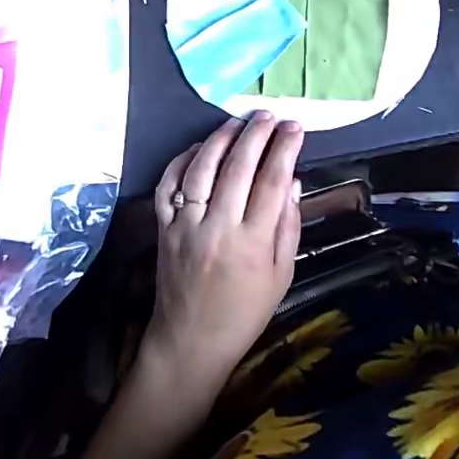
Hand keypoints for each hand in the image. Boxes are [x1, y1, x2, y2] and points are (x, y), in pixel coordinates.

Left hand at [144, 113, 303, 390]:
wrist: (190, 342)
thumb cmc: (245, 312)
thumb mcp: (281, 275)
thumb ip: (288, 226)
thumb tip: (291, 181)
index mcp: (252, 242)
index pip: (272, 181)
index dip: (285, 149)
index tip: (295, 127)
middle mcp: (217, 227)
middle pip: (238, 166)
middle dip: (256, 134)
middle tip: (270, 116)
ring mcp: (185, 224)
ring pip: (202, 168)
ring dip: (221, 138)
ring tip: (238, 121)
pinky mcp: (163, 227)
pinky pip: (169, 184)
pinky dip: (183, 160)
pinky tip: (200, 146)